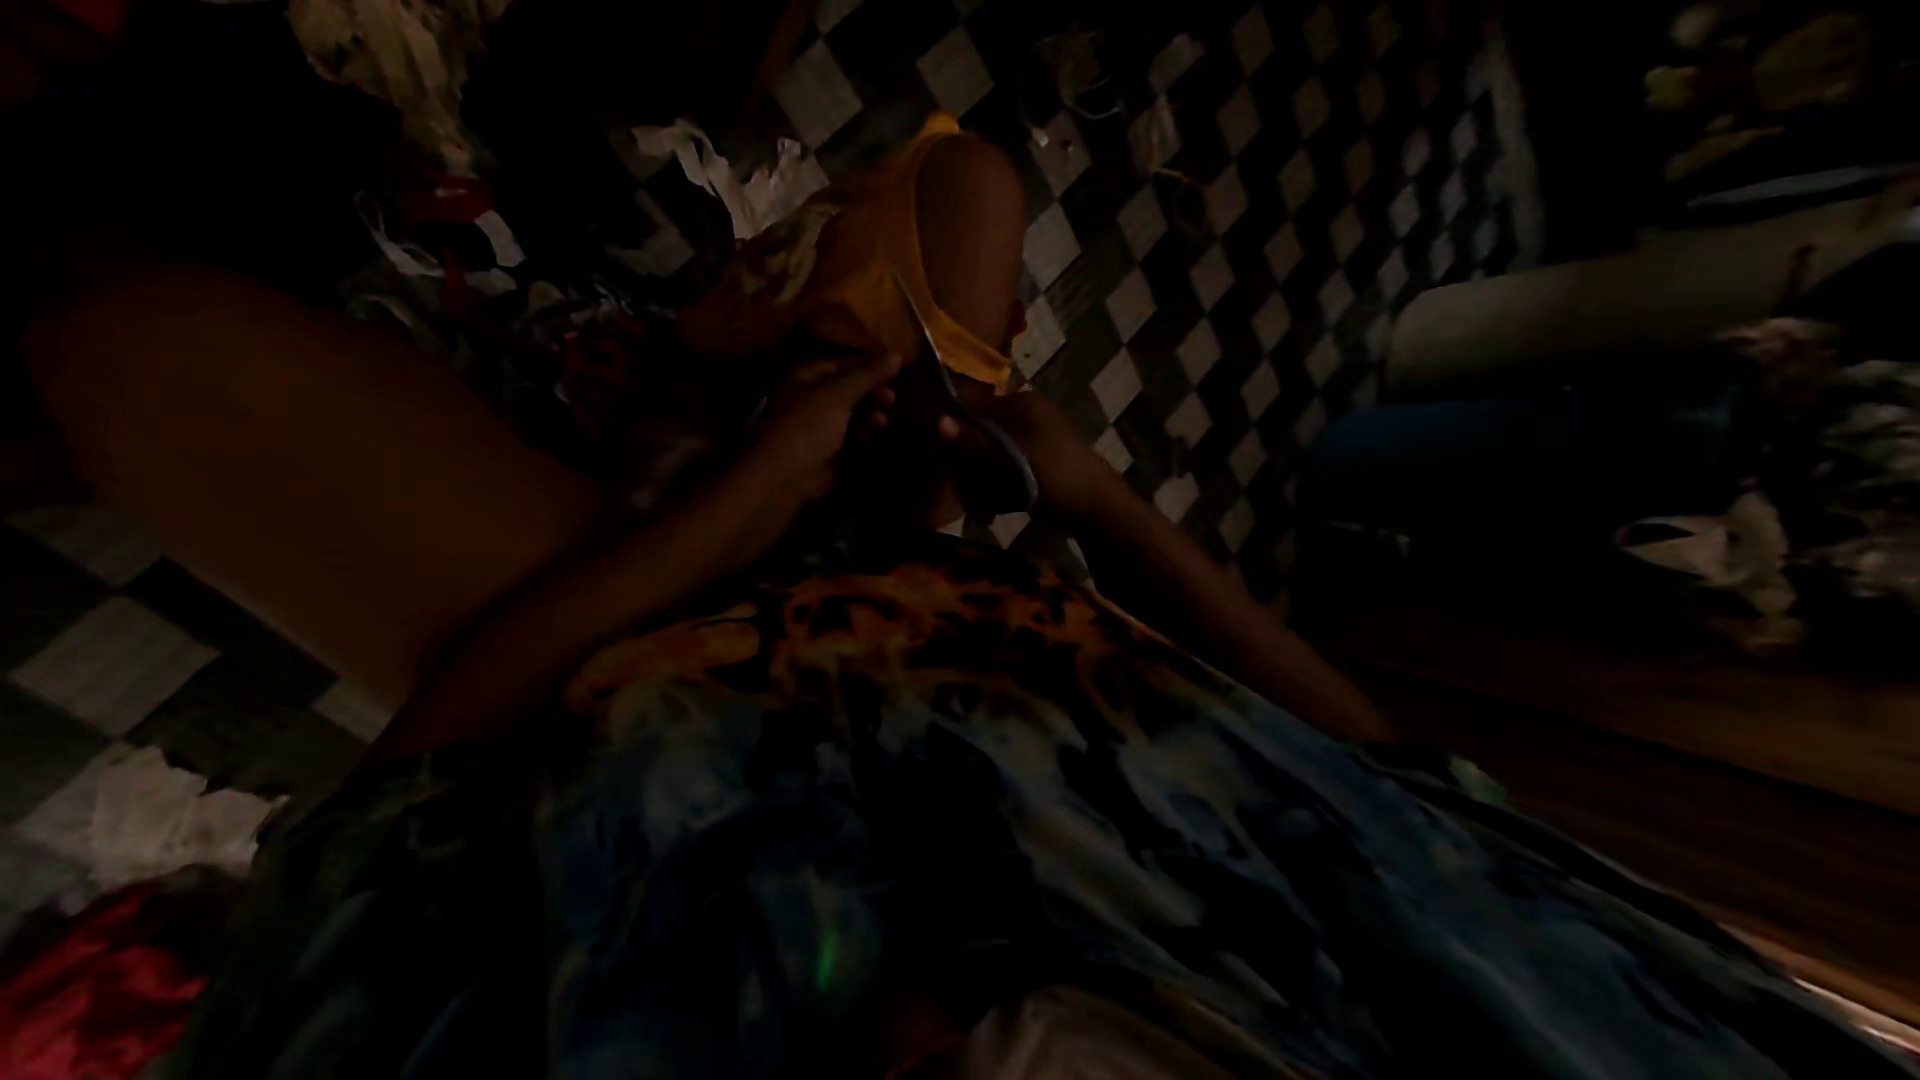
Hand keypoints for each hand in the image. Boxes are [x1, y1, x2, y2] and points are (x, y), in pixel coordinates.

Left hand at [740, 350, 902, 501]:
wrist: (786, 476)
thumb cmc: (807, 426)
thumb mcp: (837, 394)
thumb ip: (867, 375)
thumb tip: (898, 354)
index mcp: (804, 378)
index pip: (840, 362)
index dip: (867, 362)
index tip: (895, 365)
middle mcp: (811, 398)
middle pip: (848, 387)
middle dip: (872, 388)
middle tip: (892, 392)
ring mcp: (820, 425)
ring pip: (853, 411)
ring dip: (871, 408)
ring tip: (888, 407)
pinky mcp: (830, 449)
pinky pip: (853, 434)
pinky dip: (866, 429)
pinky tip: (879, 426)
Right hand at [938, 389, 1121, 522]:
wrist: (1098, 509)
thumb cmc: (1055, 477)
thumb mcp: (1010, 461)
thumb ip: (974, 443)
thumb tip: (937, 421)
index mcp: (1022, 405)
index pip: (973, 414)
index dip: (959, 442)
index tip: (953, 472)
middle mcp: (1026, 417)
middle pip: (981, 440)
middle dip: (972, 473)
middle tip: (971, 500)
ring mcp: (1032, 442)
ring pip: (991, 461)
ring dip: (983, 487)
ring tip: (983, 510)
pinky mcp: (1036, 465)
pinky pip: (1006, 474)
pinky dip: (999, 491)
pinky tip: (995, 510)